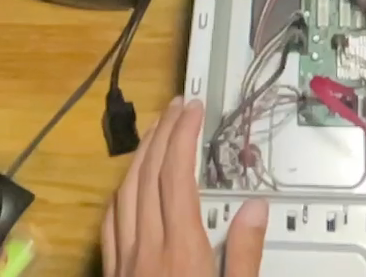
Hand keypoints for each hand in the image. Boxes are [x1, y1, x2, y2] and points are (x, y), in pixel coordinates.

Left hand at [103, 97, 266, 276]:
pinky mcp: (112, 274)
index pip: (177, 176)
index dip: (183, 134)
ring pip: (125, 193)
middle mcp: (148, 248)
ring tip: (154, 129)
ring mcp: (125, 261)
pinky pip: (109, 223)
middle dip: (163, 132)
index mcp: (181, 251)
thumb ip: (245, 255)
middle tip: (177, 105)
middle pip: (149, 175)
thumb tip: (256, 206)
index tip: (194, 108)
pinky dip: (120, 191)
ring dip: (141, 153)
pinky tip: (128, 181)